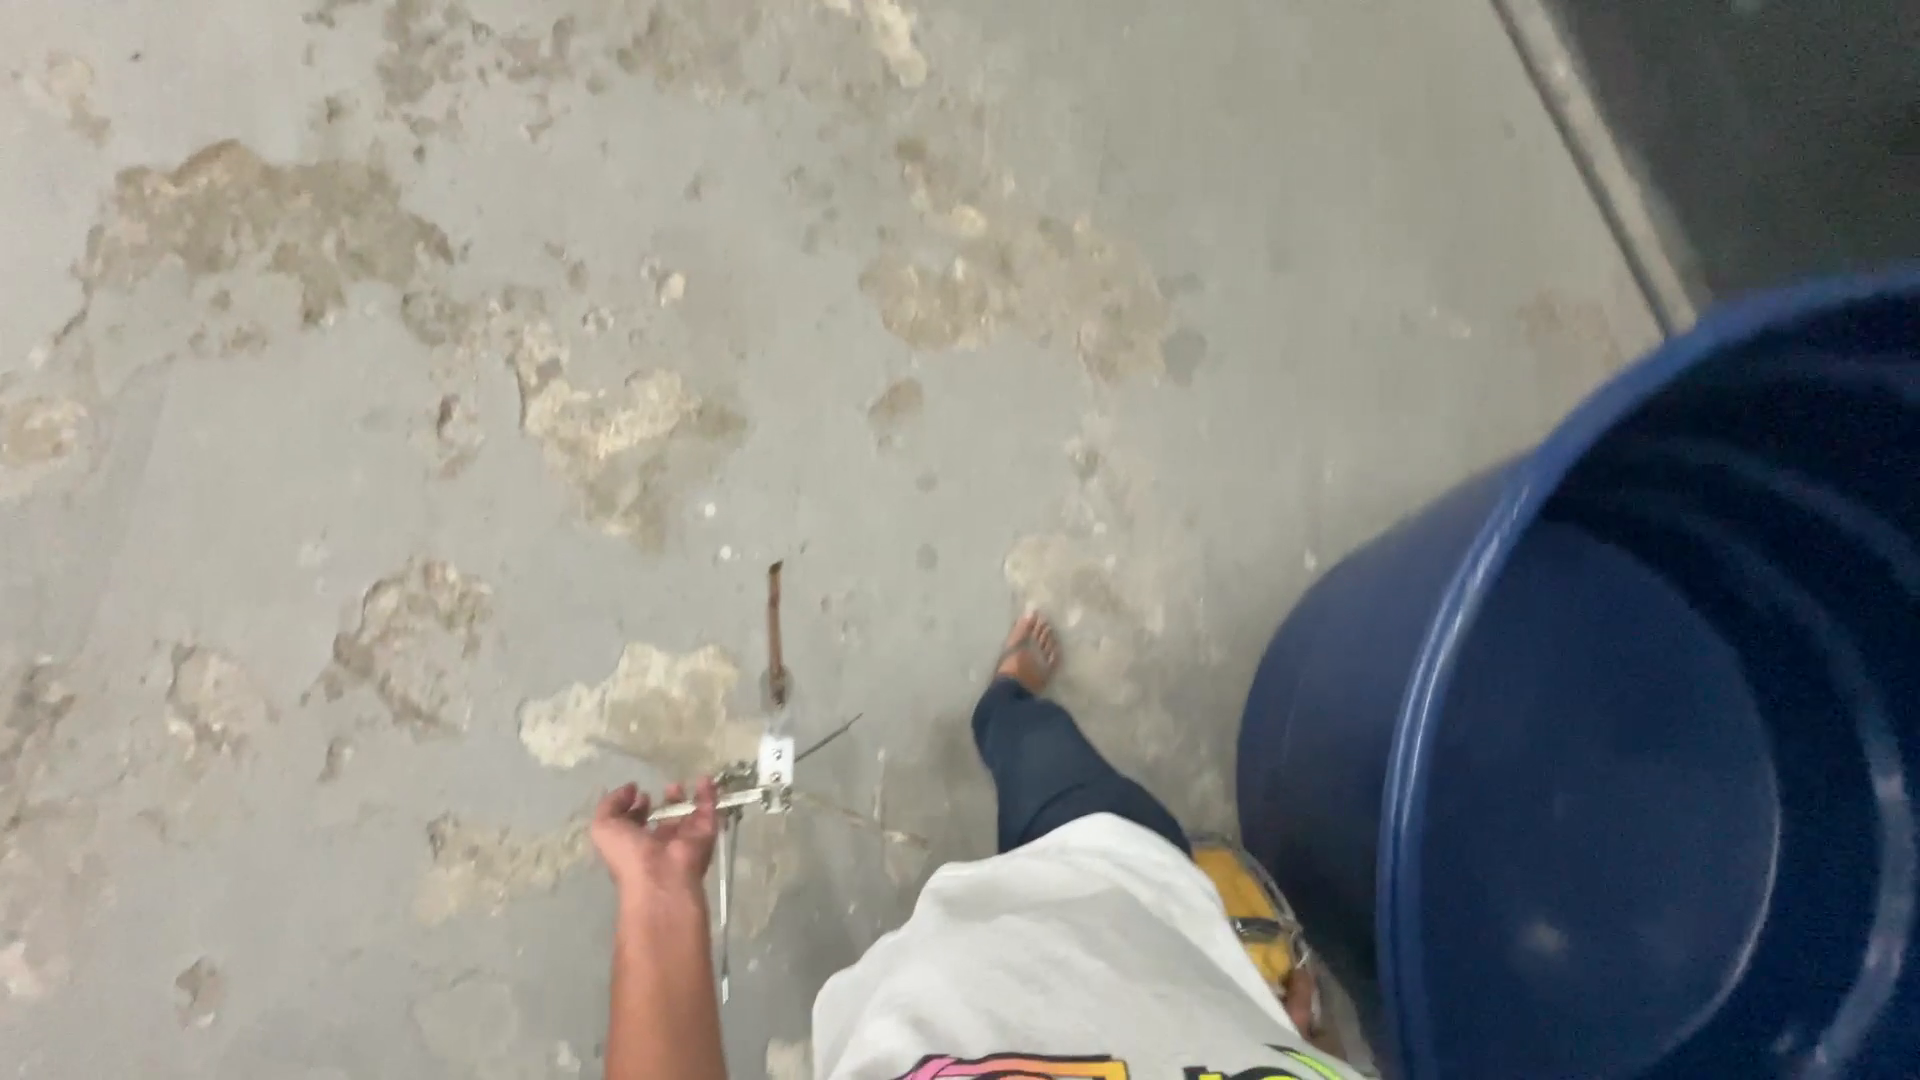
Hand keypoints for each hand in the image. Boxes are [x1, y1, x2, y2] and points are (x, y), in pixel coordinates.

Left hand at [591, 777, 718, 901]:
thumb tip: (630, 788)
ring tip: (679, 783)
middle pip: (665, 819)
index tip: (638, 791)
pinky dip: (708, 794)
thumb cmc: (629, 855)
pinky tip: (703, 779)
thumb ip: (610, 805)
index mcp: (635, 845)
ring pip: (688, 813)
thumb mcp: (604, 828)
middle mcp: (661, 843)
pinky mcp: (706, 832)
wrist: (662, 877)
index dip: (636, 808)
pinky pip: (709, 809)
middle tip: (665, 785)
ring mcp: (685, 838)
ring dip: (685, 797)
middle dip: (665, 801)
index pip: (637, 824)